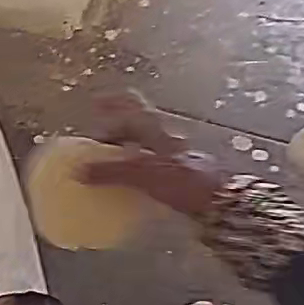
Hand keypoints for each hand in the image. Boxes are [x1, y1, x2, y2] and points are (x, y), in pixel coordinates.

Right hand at [76, 92, 228, 218]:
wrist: (224, 205)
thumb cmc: (186, 181)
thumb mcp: (144, 175)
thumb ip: (111, 172)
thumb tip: (79, 171)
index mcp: (156, 128)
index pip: (131, 103)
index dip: (112, 100)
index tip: (94, 103)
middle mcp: (164, 137)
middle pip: (133, 126)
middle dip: (112, 134)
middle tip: (94, 149)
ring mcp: (172, 156)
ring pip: (141, 147)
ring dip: (122, 154)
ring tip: (106, 168)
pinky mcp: (178, 175)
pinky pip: (148, 167)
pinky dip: (133, 171)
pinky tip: (126, 186)